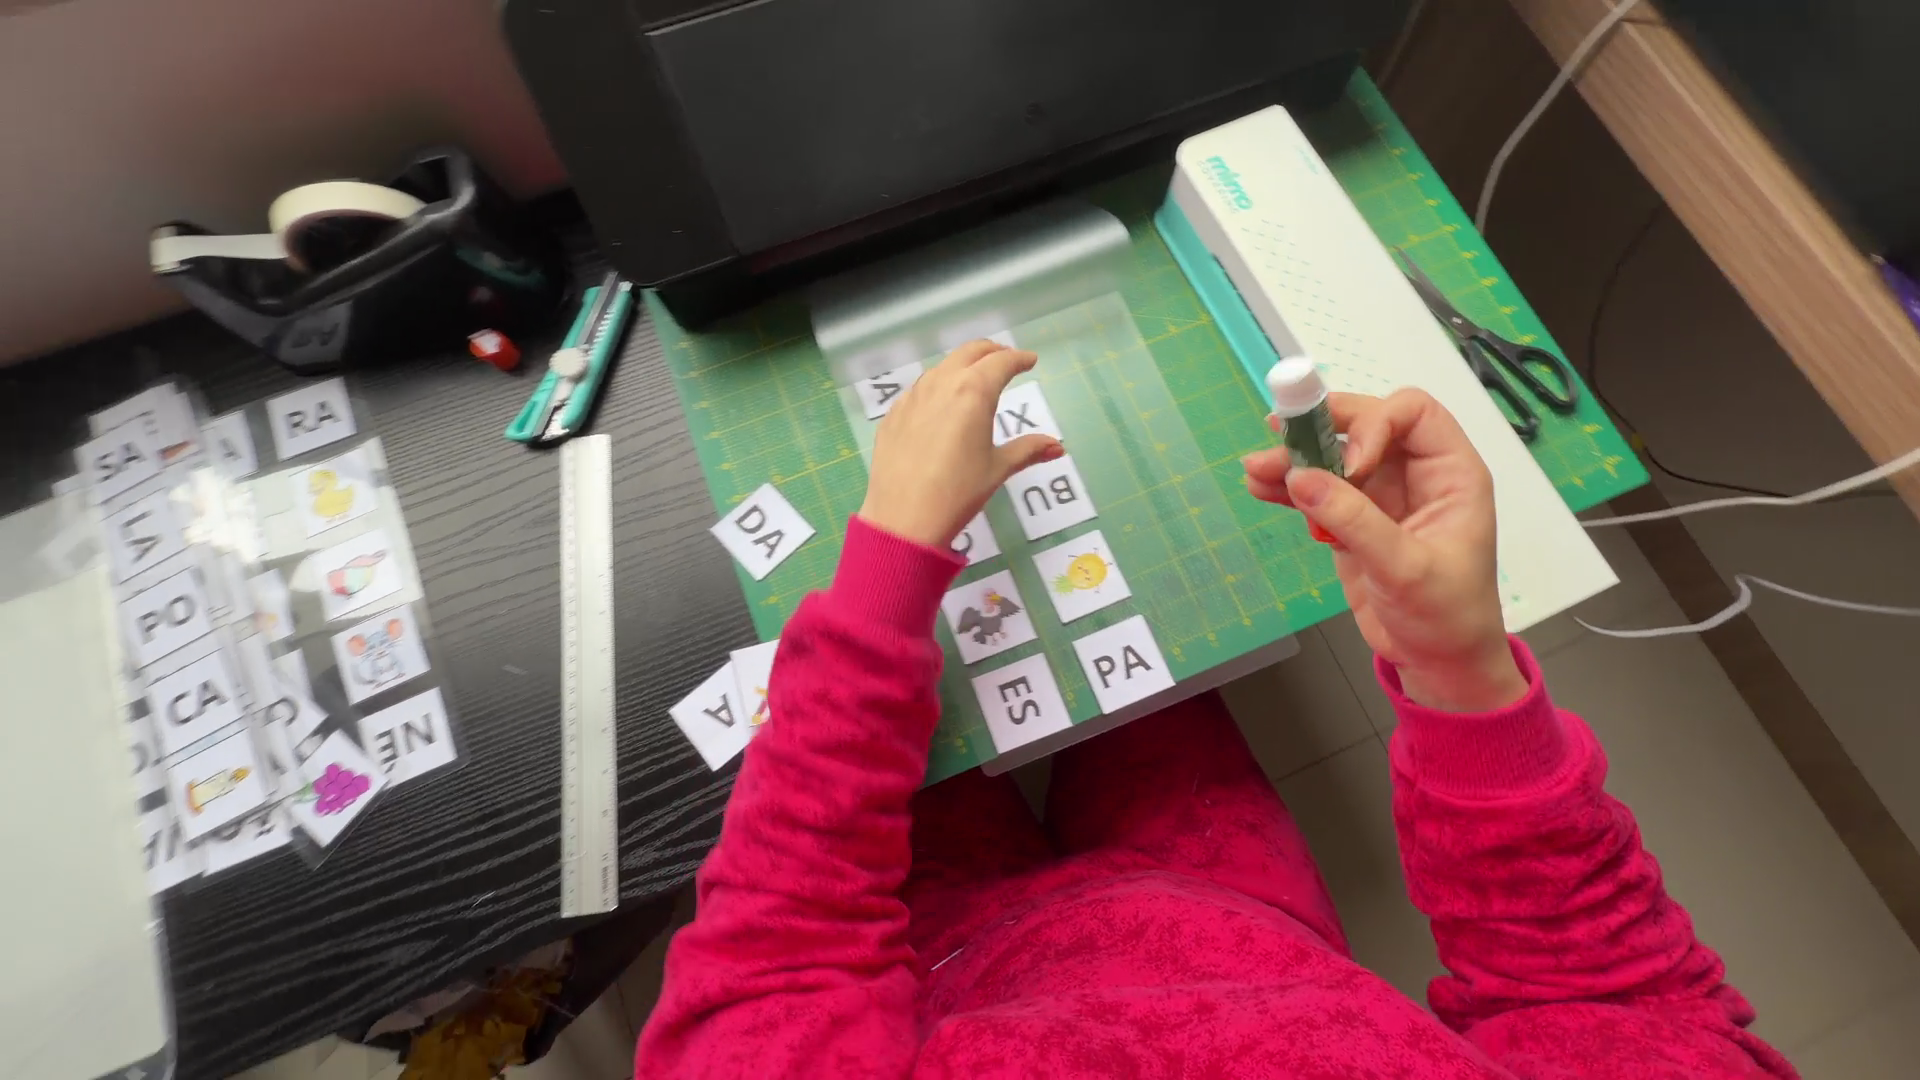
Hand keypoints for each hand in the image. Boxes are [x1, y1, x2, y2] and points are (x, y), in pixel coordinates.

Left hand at [859, 340, 1063, 548]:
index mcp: (973, 392)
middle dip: (991, 352)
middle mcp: (941, 384)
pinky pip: (919, 390)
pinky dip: (937, 387)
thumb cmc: (958, 492)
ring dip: (962, 367)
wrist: (903, 518)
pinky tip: (940, 406)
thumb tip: (1057, 447)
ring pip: (941, 368)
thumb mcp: (997, 469)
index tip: (1029, 361)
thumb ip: (1028, 450)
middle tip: (1005, 360)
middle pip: (969, 353)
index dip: (1018, 359)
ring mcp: (912, 397)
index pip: (1001, 362)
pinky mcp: (893, 415)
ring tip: (974, 380)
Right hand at [1241, 389, 1524, 711]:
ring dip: (1293, 459)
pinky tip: (1258, 488)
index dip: (1373, 425)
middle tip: (1277, 432)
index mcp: (1449, 473)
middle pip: (1362, 426)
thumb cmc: (1444, 614)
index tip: (1346, 465)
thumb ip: (1352, 519)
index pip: (1411, 414)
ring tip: (1254, 469)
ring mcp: (1378, 497)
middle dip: (1319, 430)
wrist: (1436, 660)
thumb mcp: (1403, 567)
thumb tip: (1298, 477)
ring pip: (1331, 458)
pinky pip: (1316, 491)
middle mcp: (1414, 474)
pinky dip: (1287, 488)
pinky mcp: (1350, 520)